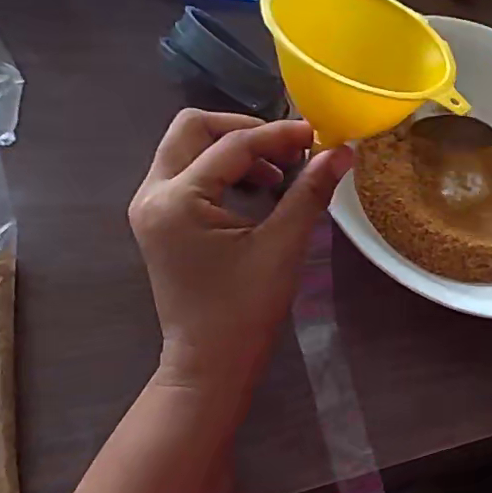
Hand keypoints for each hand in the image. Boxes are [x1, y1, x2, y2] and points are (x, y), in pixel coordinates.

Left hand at [129, 110, 353, 402]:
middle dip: (244, 131)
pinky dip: (221, 170)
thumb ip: (310, 192)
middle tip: (287, 148)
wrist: (210, 362)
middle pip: (193, 129)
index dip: (278, 135)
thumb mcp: (282, 246)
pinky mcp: (159, 221)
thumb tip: (341, 152)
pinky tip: (256, 190)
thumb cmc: (245, 310)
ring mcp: (150, 207)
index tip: (317, 135)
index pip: (231, 146)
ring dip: (232, 150)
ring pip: (188, 149)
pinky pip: (187, 174)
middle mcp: (152, 194)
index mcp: (177, 200)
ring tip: (277, 173)